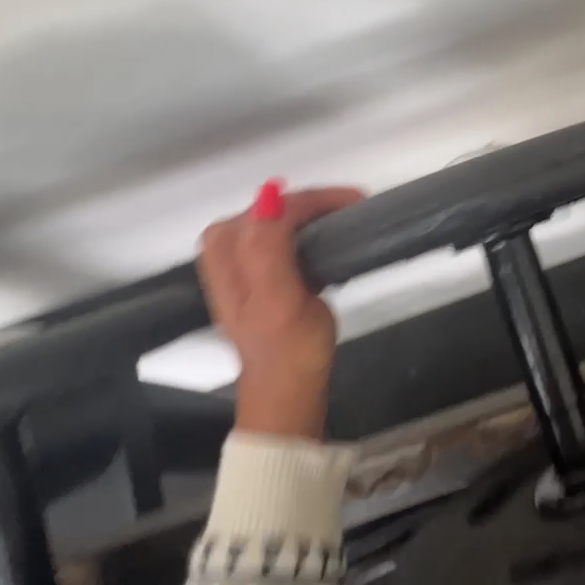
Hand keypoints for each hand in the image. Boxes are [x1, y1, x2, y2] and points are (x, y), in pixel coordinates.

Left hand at [199, 181, 366, 439]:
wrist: (288, 389)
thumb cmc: (290, 349)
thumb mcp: (279, 300)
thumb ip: (269, 248)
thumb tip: (270, 196)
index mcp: (227, 255)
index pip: (272, 206)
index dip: (314, 200)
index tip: (358, 204)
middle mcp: (227, 251)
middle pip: (274, 205)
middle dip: (314, 202)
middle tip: (356, 209)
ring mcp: (242, 261)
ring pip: (280, 215)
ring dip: (315, 213)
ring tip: (348, 220)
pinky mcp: (260, 272)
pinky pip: (285, 231)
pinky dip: (310, 229)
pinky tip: (331, 239)